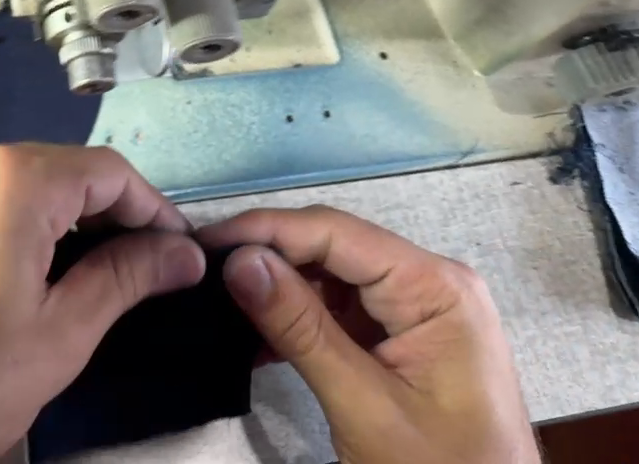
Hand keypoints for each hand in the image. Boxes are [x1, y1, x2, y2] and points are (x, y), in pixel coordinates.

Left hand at [0, 140, 205, 463]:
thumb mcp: (61, 334)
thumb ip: (128, 277)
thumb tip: (186, 254)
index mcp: (10, 178)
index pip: (107, 172)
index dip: (152, 209)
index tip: (179, 252)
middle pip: (60, 170)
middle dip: (106, 216)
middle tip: (139, 270)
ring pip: (18, 179)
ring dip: (59, 218)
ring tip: (83, 274)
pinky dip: (11, 218)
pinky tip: (18, 267)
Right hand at [199, 206, 538, 463]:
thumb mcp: (366, 409)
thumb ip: (301, 329)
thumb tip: (237, 260)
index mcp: (435, 286)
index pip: (335, 231)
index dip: (266, 230)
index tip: (205, 242)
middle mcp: (429, 279)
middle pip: (331, 246)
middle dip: (267, 256)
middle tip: (203, 269)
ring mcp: (416, 307)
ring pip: (329, 274)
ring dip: (278, 289)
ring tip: (219, 300)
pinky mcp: (401, 334)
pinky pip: (339, 308)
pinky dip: (298, 320)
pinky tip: (255, 338)